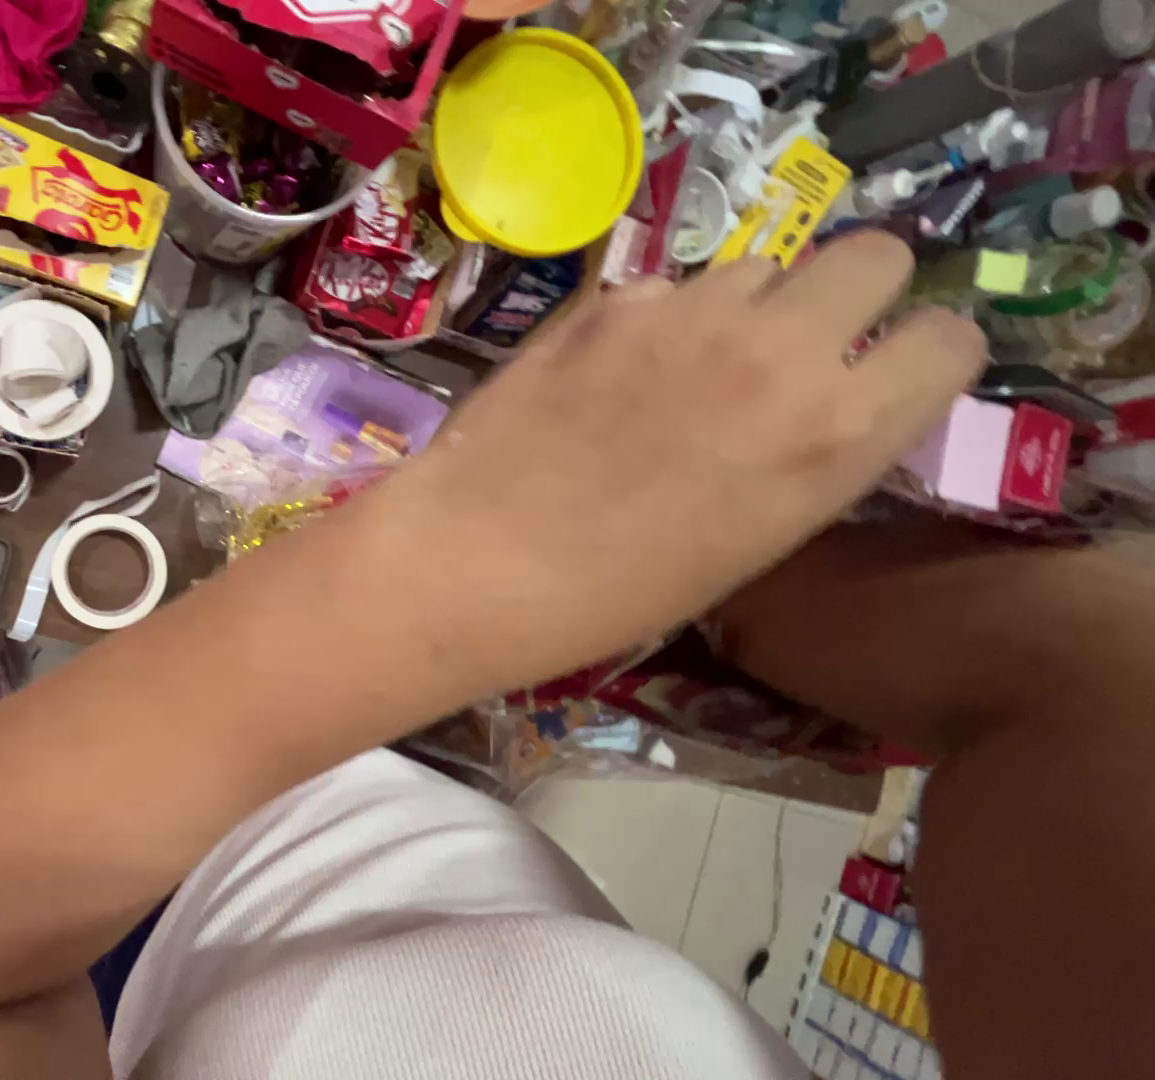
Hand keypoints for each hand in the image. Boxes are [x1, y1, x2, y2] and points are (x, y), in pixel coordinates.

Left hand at [370, 230, 985, 694]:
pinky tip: (601, 371)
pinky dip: (649, 319)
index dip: (906, 356)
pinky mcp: (603, 306)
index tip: (869, 376)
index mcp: (841, 431)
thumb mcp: (749, 541)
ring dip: (736, 305)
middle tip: (781, 347)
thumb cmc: (611, 591)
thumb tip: (808, 406)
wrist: (482, 559)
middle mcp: (780, 351)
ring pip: (755, 266)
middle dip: (840, 296)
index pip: (946, 338)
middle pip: (870, 257)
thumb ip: (803, 455)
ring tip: (677, 366)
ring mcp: (686, 316)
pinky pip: (659, 289)